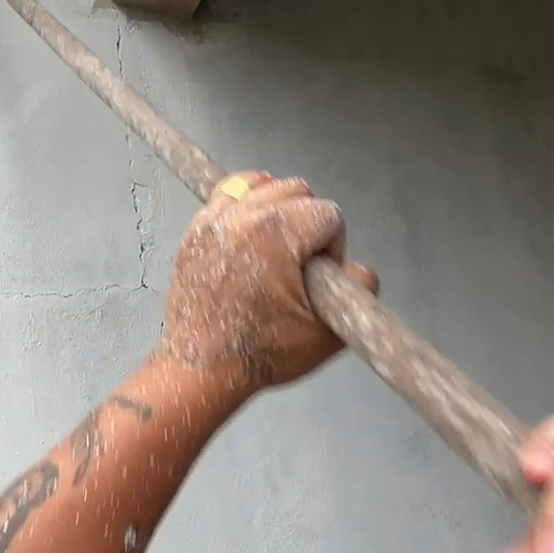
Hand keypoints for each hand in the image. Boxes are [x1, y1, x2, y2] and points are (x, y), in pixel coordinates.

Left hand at [159, 174, 378, 389]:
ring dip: (277, 208)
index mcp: (277, 232)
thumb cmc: (260, 353)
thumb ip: (359, 288)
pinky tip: (250, 230)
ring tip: (276, 247)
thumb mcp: (328, 331)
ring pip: (261, 184)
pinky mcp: (195, 232)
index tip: (317, 279)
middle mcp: (243, 216)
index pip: (329, 215)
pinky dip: (243, 204)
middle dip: (308, 224)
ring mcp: (213, 220)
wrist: (202, 368)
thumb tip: (353, 269)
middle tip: (298, 266)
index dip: (333, 249)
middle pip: (297, 191)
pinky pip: (226, 194)